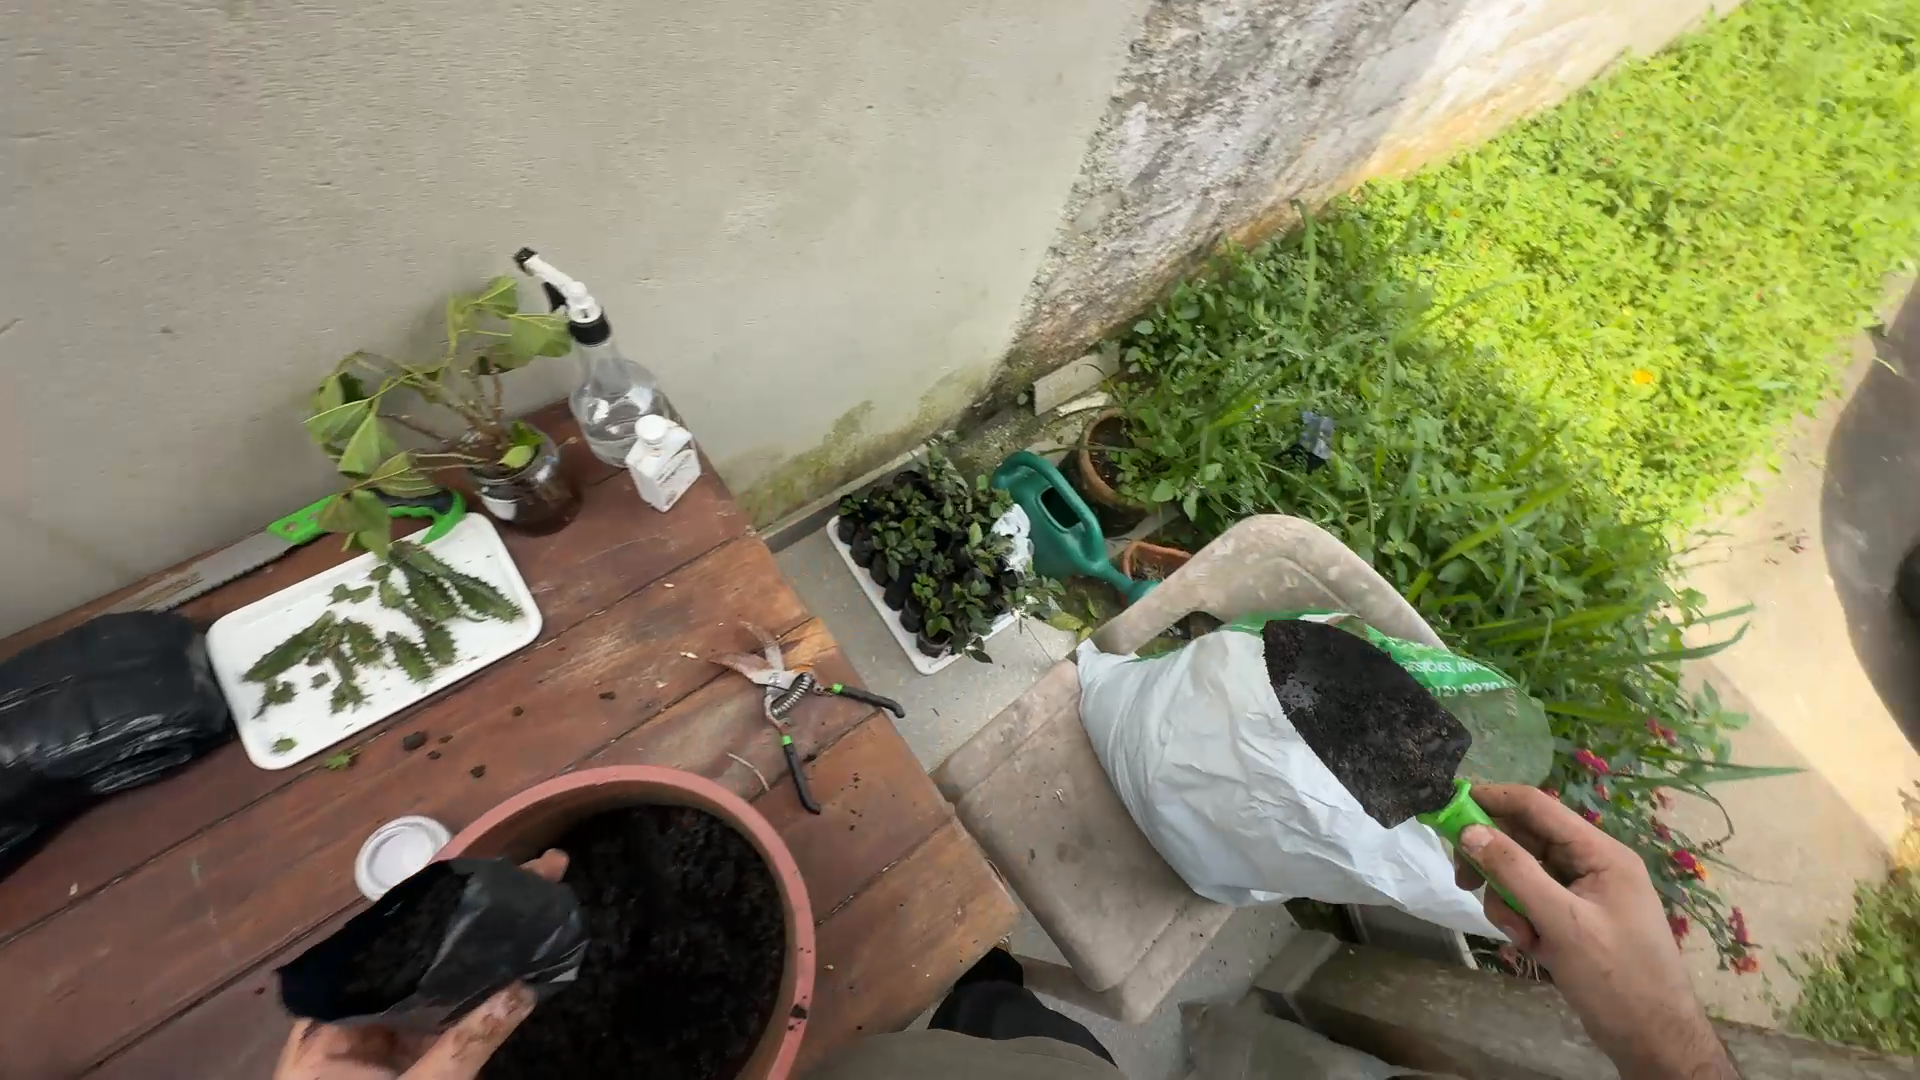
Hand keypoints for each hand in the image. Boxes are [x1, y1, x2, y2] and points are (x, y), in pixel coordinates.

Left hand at [273, 849, 568, 1079]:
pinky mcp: (413, 1060)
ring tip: (542, 896)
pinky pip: (452, 1009)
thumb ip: (463, 1048)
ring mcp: (386, 1041)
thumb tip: (525, 988)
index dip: (445, 901)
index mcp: (330, 1028)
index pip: (391, 943)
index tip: (496, 869)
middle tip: (541, 871)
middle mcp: (358, 1020)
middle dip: (483, 910)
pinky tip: (526, 957)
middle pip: (424, 950)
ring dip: (491, 941)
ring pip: (442, 977)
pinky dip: (488, 983)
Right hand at [1456, 785, 1736, 1079]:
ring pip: (1518, 867)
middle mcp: (1590, 863)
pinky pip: (1527, 895)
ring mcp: (1581, 889)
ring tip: (1515, 931)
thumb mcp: (1561, 922)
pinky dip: (1517, 914)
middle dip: (1490, 857)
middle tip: (1463, 879)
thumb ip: (1513, 871)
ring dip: (1504, 895)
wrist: (1655, 1044)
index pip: (1534, 804)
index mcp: (1600, 854)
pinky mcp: (1571, 913)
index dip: (1489, 799)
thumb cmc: (1617, 979)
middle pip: (1521, 836)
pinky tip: (1529, 943)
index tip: (1446, 807)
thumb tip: (1468, 830)